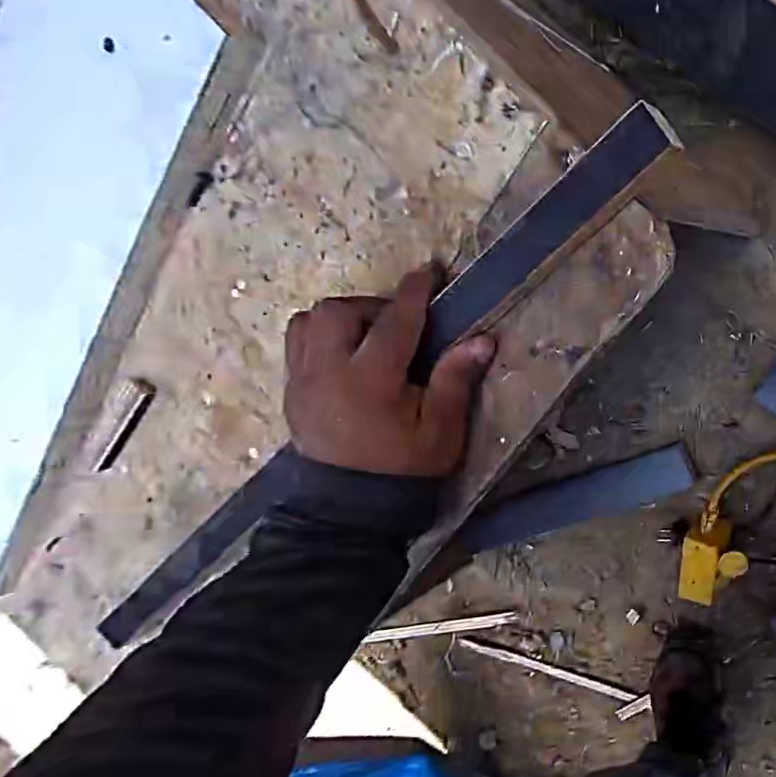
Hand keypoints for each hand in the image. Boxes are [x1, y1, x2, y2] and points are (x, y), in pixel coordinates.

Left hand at [283, 265, 496, 476]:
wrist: (351, 506)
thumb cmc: (407, 464)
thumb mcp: (443, 426)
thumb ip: (456, 378)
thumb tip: (483, 338)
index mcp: (369, 379)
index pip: (393, 322)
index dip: (413, 293)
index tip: (428, 270)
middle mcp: (326, 372)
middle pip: (335, 311)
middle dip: (372, 306)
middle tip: (403, 324)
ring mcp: (302, 381)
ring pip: (307, 322)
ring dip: (343, 318)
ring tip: (374, 337)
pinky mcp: (293, 392)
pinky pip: (298, 344)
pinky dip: (324, 335)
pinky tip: (353, 355)